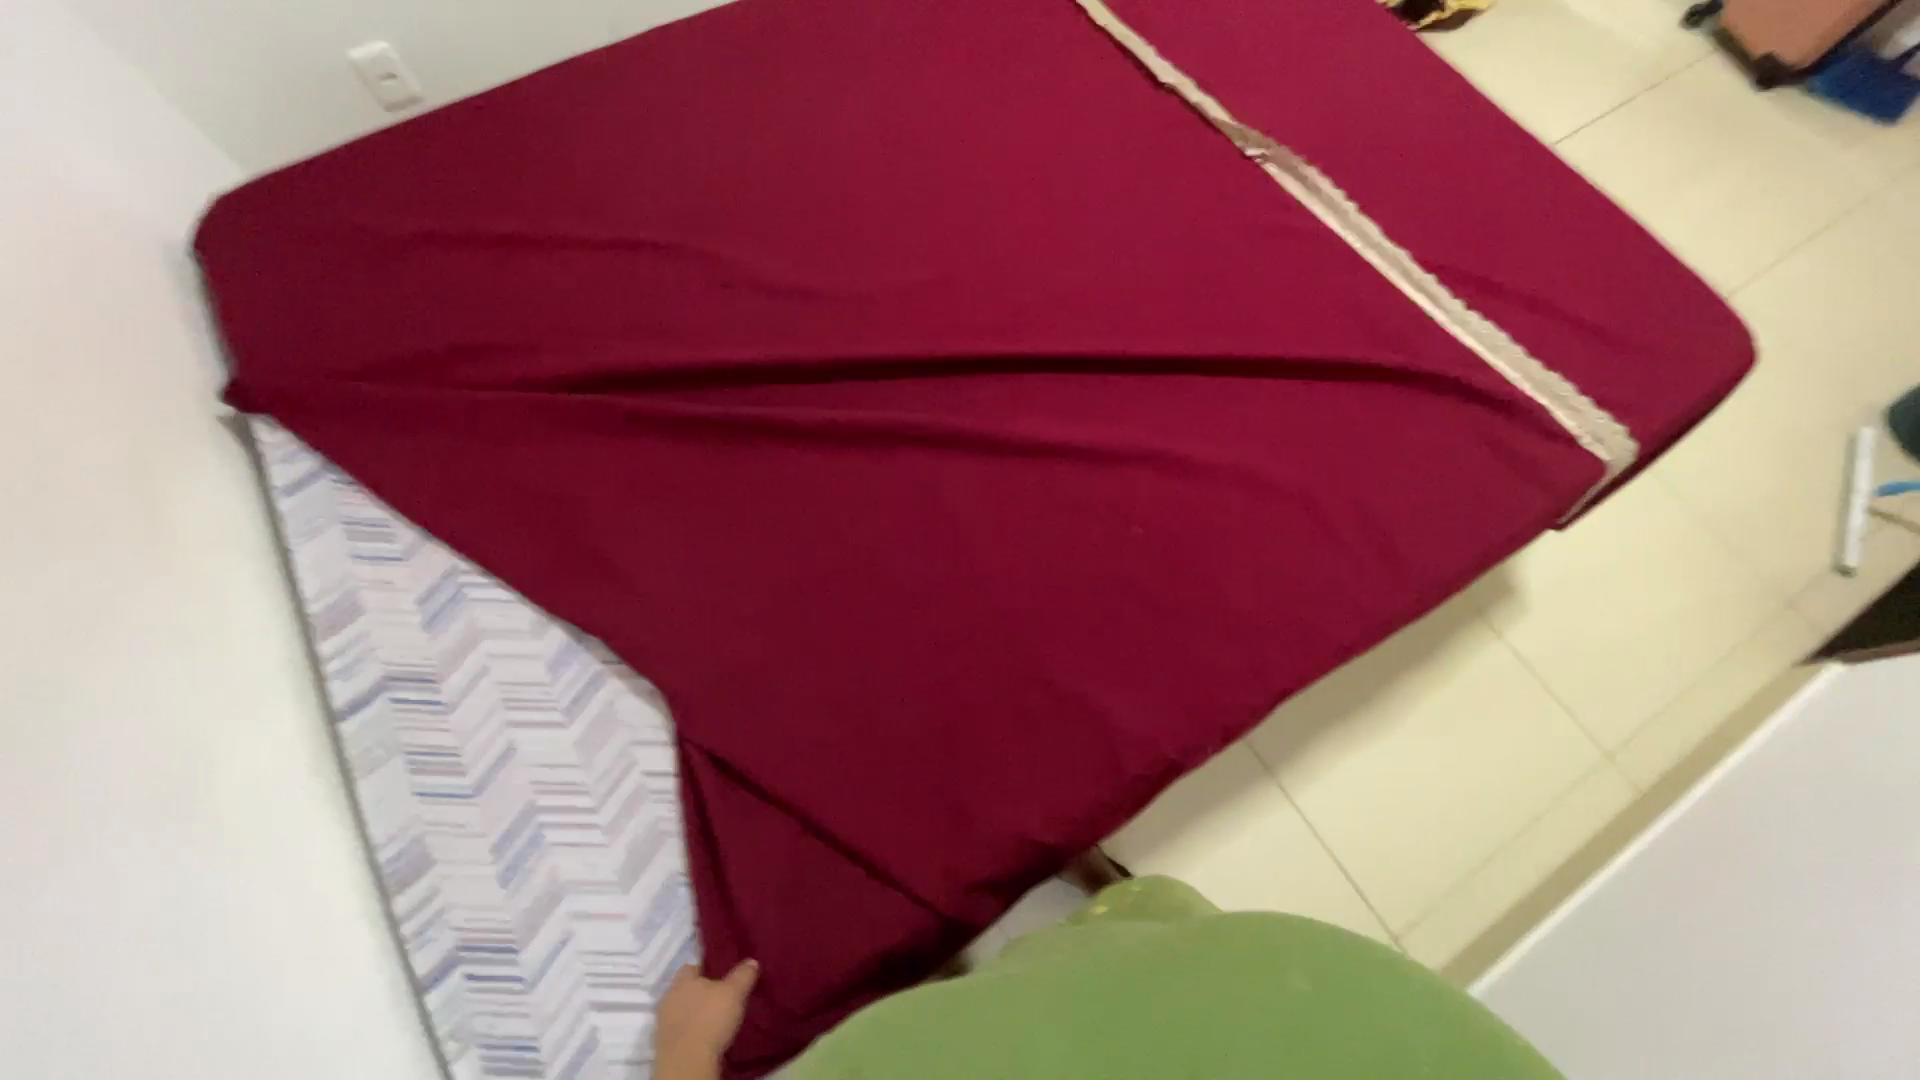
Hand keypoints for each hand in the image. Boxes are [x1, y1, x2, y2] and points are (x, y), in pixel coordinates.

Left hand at [654, 959, 758, 1079]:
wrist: (687, 1063)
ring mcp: (663, 1022)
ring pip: (682, 1010)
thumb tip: (751, 961)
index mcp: (682, 980)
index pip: (692, 966)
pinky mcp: (663, 1044)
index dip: (707, 968)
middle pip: (686, 989)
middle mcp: (668, 997)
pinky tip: (705, 1036)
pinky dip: (691, 1031)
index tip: (722, 973)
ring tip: (715, 1018)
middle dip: (701, 992)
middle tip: (721, 996)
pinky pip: (680, 1030)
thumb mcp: (735, 992)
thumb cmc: (710, 1019)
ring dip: (695, 1013)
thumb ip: (743, 974)